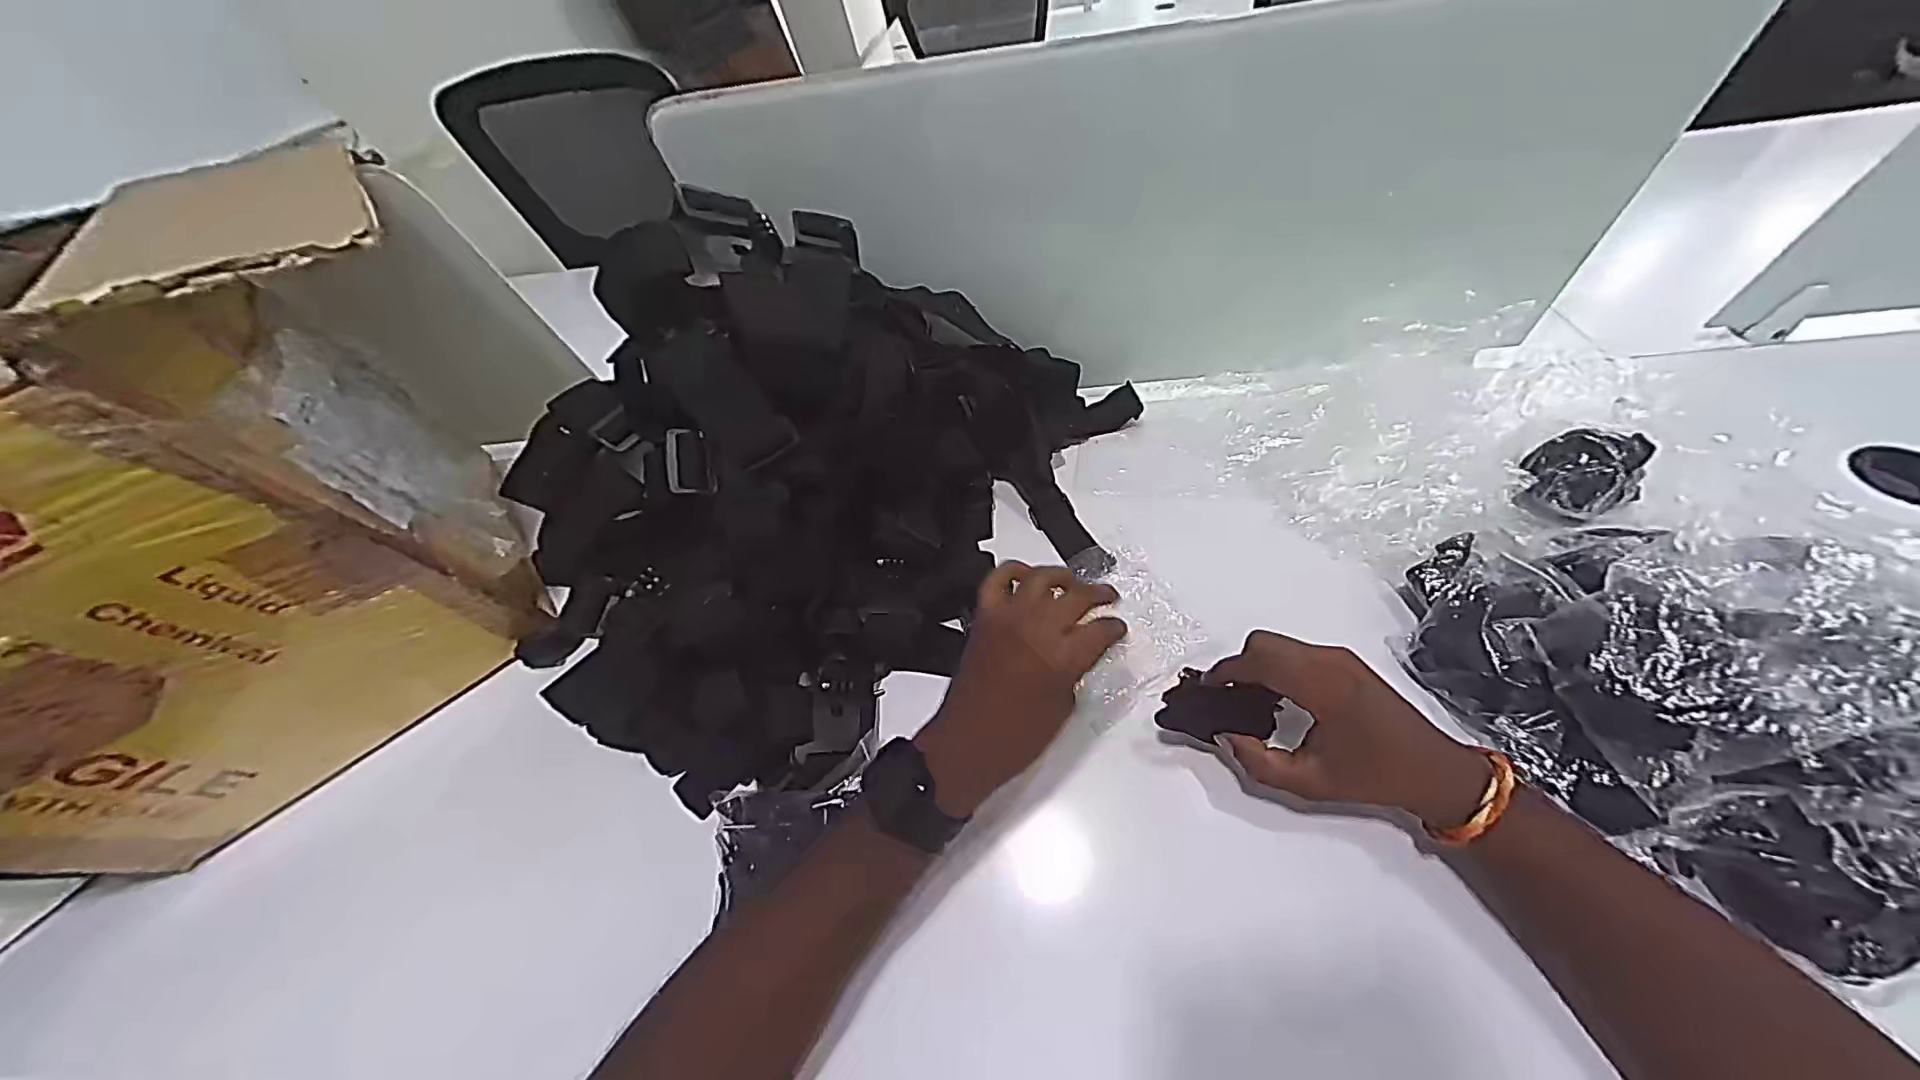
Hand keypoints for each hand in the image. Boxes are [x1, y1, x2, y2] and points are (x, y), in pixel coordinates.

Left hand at [915, 562, 1127, 816]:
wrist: (970, 741)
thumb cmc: (1014, 736)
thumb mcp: (1063, 706)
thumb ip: (1075, 671)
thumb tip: (1079, 654)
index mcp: (1063, 657)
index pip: (1101, 629)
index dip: (1113, 627)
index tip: (1116, 627)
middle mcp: (1037, 629)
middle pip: (1078, 596)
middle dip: (1099, 595)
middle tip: (1106, 597)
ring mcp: (1009, 619)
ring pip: (1042, 578)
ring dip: (1061, 577)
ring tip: (1071, 583)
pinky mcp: (985, 618)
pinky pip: (998, 580)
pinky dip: (1013, 572)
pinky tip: (1025, 577)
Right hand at [1207, 630, 1491, 830]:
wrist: (1435, 771)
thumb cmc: (1380, 776)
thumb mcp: (1309, 782)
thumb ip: (1257, 762)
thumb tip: (1227, 738)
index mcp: (1324, 687)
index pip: (1258, 661)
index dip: (1224, 673)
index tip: (1207, 688)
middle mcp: (1332, 663)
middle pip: (1262, 643)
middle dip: (1235, 666)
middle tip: (1224, 694)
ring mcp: (1340, 658)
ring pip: (1277, 643)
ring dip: (1254, 663)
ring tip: (1246, 697)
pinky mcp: (1344, 662)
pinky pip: (1294, 650)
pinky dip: (1273, 664)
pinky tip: (1273, 694)